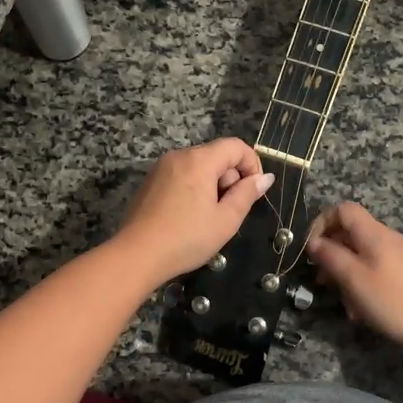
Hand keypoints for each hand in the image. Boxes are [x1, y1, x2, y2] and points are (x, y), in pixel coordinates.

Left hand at [113, 138, 273, 283]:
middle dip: (230, 178)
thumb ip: (247, 194)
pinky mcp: (150, 182)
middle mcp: (179, 156)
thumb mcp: (226, 220)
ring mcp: (161, 168)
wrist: (137, 255)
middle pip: (216, 155)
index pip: (235, 146)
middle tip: (227, 211)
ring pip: (198, 167)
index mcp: (199, 160)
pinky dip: (192, 189)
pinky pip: (181, 176)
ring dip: (211, 186)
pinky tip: (187, 218)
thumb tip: (265, 177)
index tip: (252, 192)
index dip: (252, 165)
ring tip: (207, 218)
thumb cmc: (187, 238)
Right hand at [306, 202, 402, 353]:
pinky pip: (374, 270)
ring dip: (345, 275)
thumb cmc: (392, 300)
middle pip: (349, 233)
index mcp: (373, 234)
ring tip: (344, 303)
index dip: (322, 223)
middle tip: (322, 280)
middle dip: (332, 255)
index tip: (311, 249)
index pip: (343, 210)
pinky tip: (361, 311)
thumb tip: (313, 242)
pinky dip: (362, 285)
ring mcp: (397, 256)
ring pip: (360, 256)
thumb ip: (331, 256)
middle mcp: (386, 239)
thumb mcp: (354, 278)